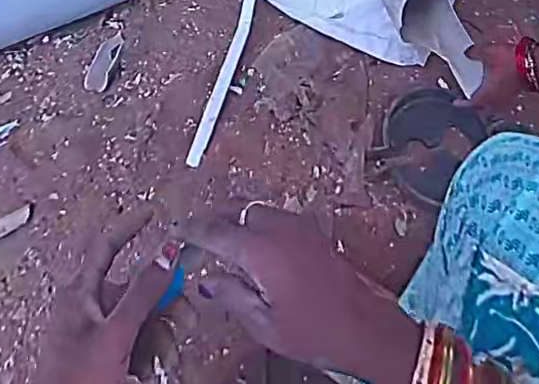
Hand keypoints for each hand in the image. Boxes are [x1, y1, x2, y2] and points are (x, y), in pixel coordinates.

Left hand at [38, 211, 179, 383]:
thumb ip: (144, 290)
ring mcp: (96, 335)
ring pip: (142, 315)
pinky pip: (137, 340)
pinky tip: (154, 369)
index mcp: (81, 294)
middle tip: (183, 316)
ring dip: (161, 334)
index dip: (130, 225)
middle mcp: (89, 309)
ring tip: (165, 359)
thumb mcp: (115, 333)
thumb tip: (168, 250)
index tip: (154, 213)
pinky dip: (151, 351)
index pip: (107, 245)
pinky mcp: (104, 358)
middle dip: (164, 303)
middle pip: (137, 286)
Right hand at [179, 206, 421, 383]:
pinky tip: (253, 242)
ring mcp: (299, 225)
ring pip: (258, 210)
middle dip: (216, 218)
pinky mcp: (311, 229)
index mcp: (263, 251)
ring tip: (221, 239)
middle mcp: (281, 229)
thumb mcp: (264, 323)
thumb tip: (208, 281)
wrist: (360, 320)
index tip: (179, 229)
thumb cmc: (313, 328)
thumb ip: (232, 295)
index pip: (219, 232)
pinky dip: (258, 222)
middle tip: (197, 234)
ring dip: (238, 218)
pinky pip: (276, 216)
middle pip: (239, 210)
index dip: (195, 230)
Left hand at [463, 40, 525, 110]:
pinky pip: (503, 100)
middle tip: (469, 99)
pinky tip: (496, 87)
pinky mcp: (517, 94)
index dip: (462, 104)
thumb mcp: (488, 52)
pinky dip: (496, 96)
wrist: (534, 63)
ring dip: (487, 102)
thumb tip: (467, 53)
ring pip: (494, 105)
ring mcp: (508, 99)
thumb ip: (475, 53)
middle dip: (475, 105)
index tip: (456, 103)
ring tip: (481, 93)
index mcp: (487, 95)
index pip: (471, 105)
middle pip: (483, 109)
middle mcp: (497, 101)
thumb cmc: (510, 61)